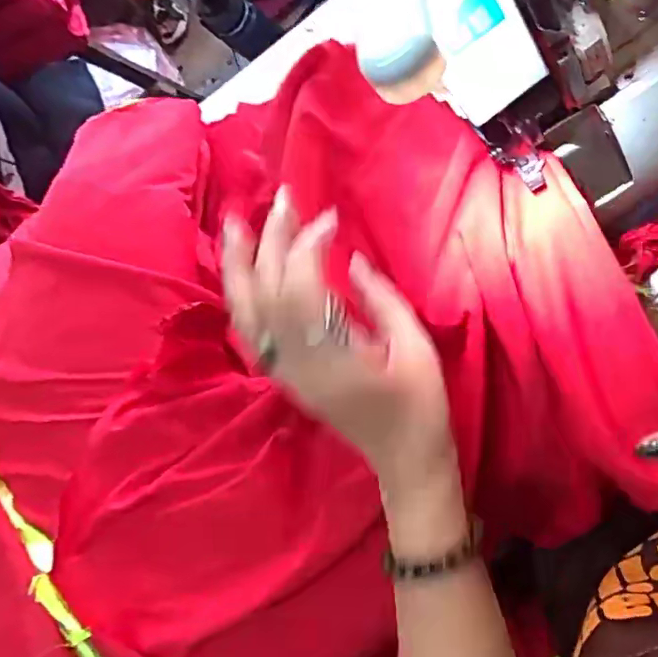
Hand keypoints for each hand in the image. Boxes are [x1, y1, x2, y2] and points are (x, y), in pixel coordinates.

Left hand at [220, 188, 455, 486]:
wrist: (405, 456)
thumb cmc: (421, 404)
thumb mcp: (416, 348)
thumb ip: (382, 300)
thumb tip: (352, 260)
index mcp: (333, 356)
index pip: (301, 287)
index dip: (308, 246)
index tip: (331, 219)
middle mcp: (297, 363)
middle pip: (268, 293)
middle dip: (271, 241)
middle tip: (283, 199)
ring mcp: (285, 372)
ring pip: (247, 312)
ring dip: (239, 266)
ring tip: (236, 223)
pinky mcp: (286, 376)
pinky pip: (251, 330)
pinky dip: (243, 295)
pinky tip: (245, 270)